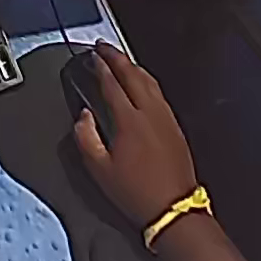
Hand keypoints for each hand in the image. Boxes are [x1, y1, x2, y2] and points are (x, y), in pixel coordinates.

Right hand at [71, 41, 198, 227]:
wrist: (176, 214)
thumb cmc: (135, 192)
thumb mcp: (99, 169)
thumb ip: (85, 137)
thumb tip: (84, 115)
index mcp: (129, 121)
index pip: (112, 84)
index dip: (101, 67)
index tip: (93, 56)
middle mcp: (150, 114)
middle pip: (133, 75)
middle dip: (117, 57)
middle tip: (103, 46)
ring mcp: (166, 119)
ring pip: (149, 82)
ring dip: (133, 66)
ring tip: (121, 59)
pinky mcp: (176, 128)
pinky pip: (159, 94)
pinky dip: (147, 80)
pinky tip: (142, 82)